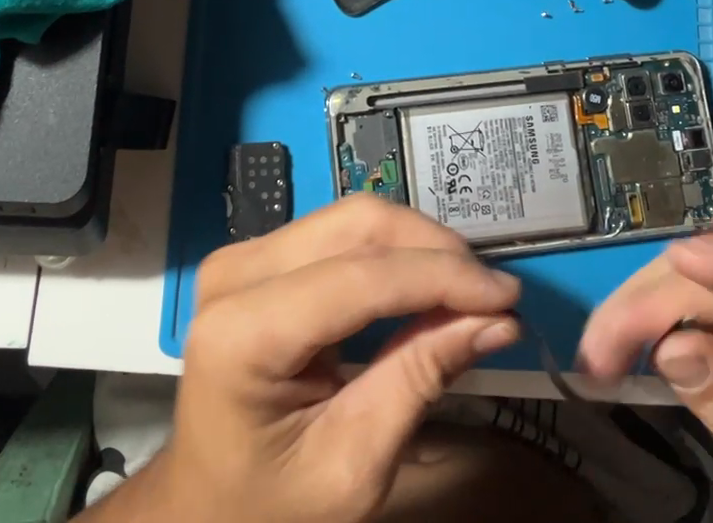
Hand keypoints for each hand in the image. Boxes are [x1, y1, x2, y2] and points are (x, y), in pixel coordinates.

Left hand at [88, 197, 521, 522]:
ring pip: (351, 219)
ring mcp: (241, 259)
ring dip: (417, 247)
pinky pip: (337, 234)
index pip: (361, 277)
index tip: (508, 296)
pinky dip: (391, 253)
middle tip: (490, 294)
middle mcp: (235, 274)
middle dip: (434, 250)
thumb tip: (494, 319)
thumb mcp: (353, 465)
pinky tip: (424, 284)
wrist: (204, 503)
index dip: (442, 277)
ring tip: (466, 292)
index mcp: (243, 334)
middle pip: (356, 224)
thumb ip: (418, 379)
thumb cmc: (271, 503)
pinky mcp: (256, 259)